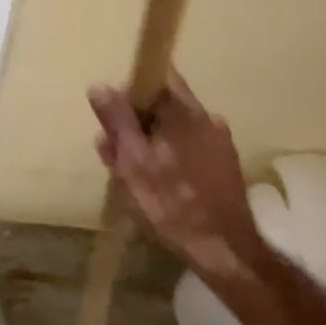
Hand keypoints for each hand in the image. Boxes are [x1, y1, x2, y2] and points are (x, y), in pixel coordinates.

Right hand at [89, 73, 262, 275]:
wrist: (223, 247)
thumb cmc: (171, 202)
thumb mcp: (133, 162)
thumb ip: (118, 122)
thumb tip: (100, 85)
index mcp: (184, 112)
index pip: (157, 77)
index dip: (131, 90)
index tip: (113, 115)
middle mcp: (206, 118)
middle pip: (165, 103)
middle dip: (136, 121)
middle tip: (115, 151)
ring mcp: (220, 141)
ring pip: (176, 128)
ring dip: (151, 140)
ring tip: (132, 173)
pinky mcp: (225, 164)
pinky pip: (190, 147)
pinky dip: (170, 155)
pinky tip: (159, 182)